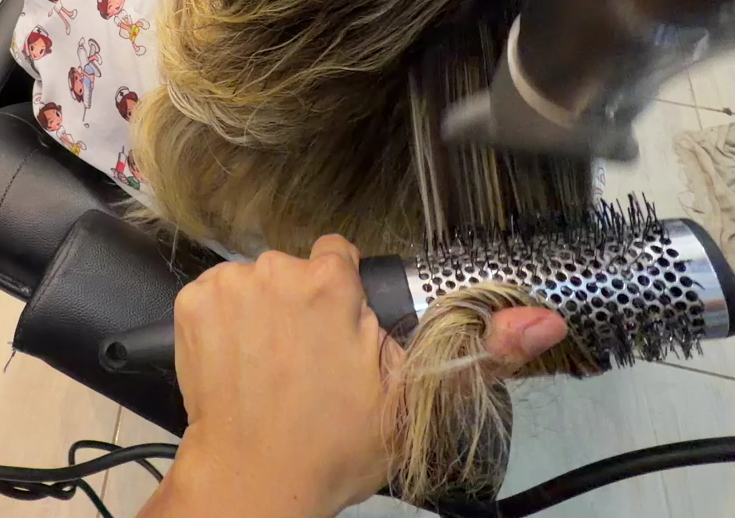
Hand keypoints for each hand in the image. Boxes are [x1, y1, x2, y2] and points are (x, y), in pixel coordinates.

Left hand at [143, 235, 567, 517]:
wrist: (254, 479)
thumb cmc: (334, 444)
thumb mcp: (414, 401)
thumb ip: (479, 350)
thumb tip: (543, 316)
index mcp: (328, 283)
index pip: (337, 255)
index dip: (341, 292)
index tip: (339, 328)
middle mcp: (274, 269)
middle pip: (294, 270)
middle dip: (302, 302)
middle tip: (306, 357)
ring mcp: (227, 283)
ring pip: (255, 281)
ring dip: (262, 310)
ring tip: (271, 363)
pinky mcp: (191, 301)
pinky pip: (216, 293)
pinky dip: (224, 319)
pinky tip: (237, 358)